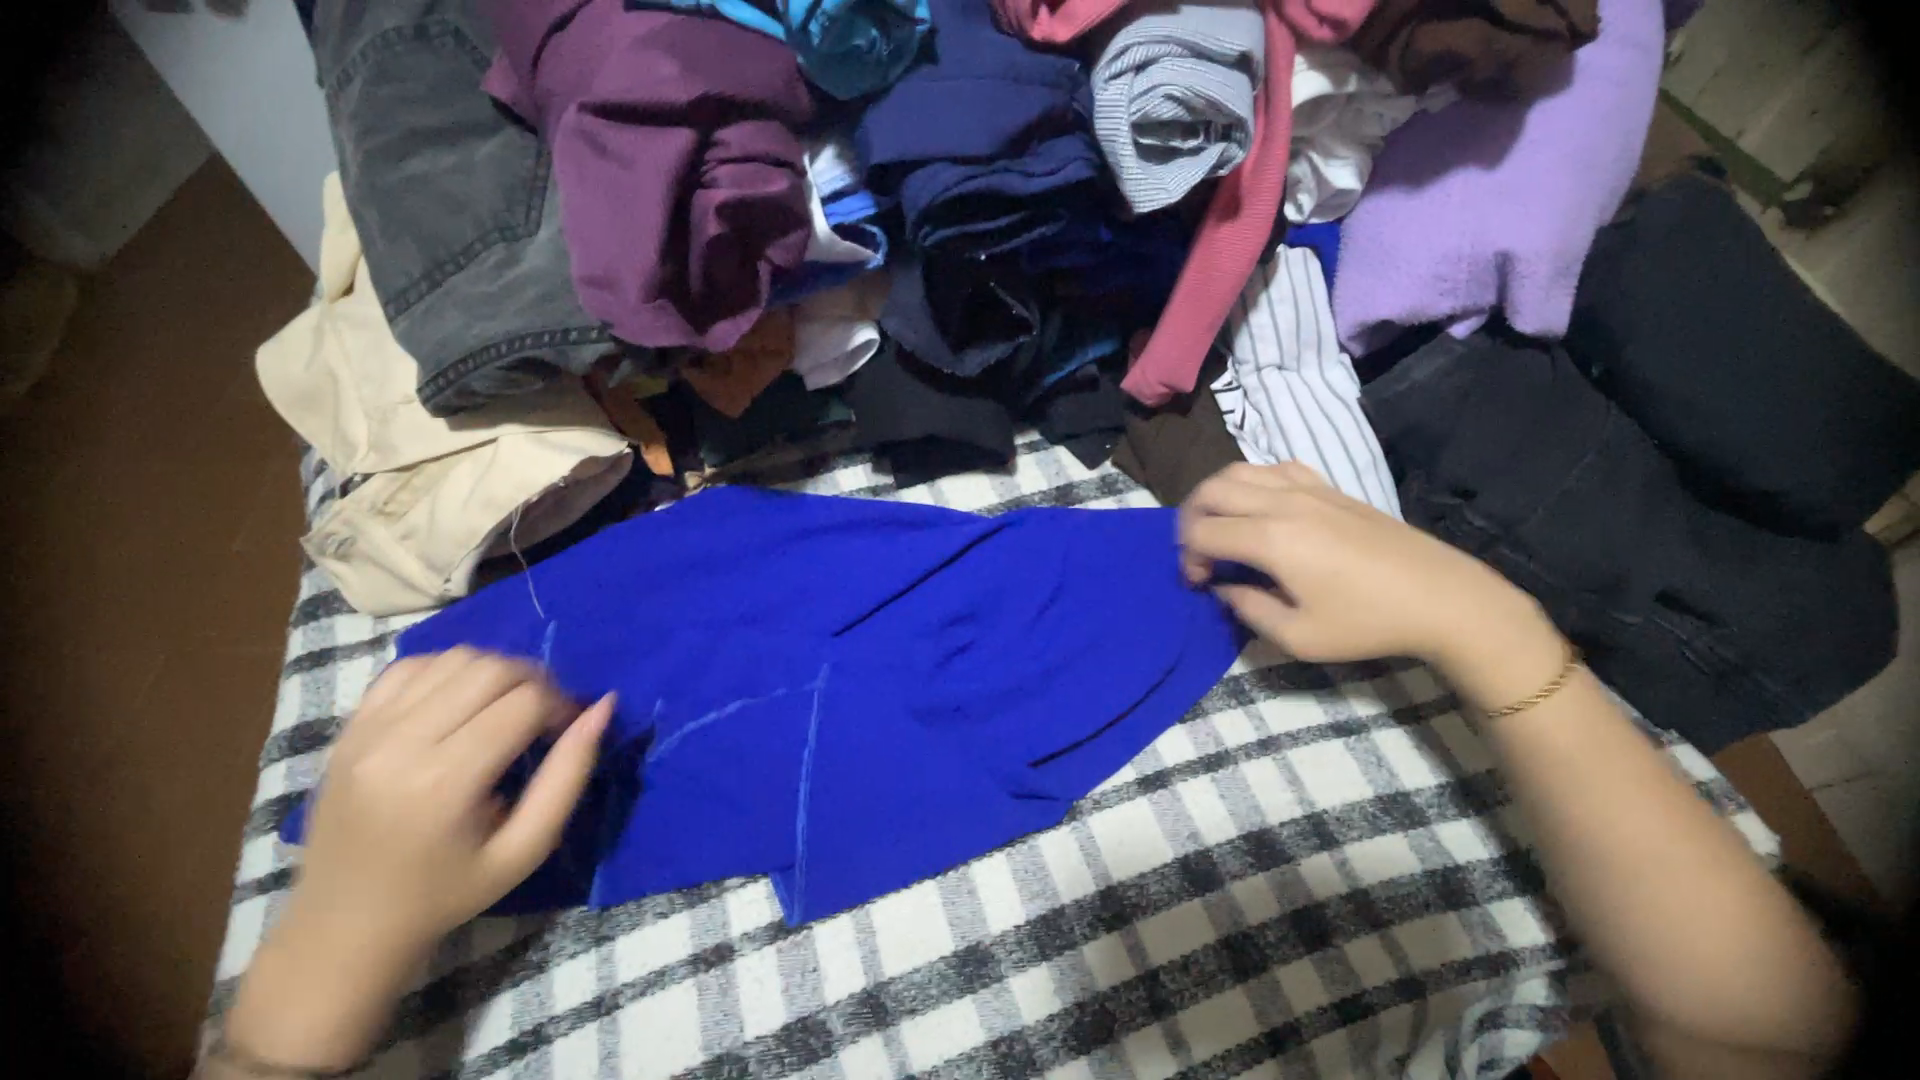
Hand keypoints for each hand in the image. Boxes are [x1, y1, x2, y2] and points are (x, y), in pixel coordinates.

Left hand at [220, 649, 610, 1071]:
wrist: (344, 925)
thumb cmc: (447, 893)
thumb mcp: (526, 848)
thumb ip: (570, 775)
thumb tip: (603, 707)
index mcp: (444, 782)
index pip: (525, 702)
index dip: (562, 706)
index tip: (569, 730)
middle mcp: (399, 744)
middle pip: (490, 669)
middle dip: (535, 681)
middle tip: (545, 715)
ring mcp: (367, 731)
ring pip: (454, 658)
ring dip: (496, 672)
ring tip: (507, 708)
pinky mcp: (349, 727)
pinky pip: (411, 667)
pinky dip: (449, 671)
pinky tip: (463, 702)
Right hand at [1178, 464, 1560, 694]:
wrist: (1442, 598)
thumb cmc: (1367, 623)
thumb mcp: (1298, 637)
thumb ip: (1248, 610)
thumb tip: (1225, 587)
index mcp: (1271, 539)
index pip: (1203, 532)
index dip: (1187, 557)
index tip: (1201, 583)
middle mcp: (1283, 503)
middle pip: (1211, 490)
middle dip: (1191, 519)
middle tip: (1199, 551)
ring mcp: (1309, 489)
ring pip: (1239, 471)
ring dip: (1217, 496)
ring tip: (1221, 526)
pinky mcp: (1330, 488)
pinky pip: (1275, 468)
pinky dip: (1253, 482)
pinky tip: (1262, 508)